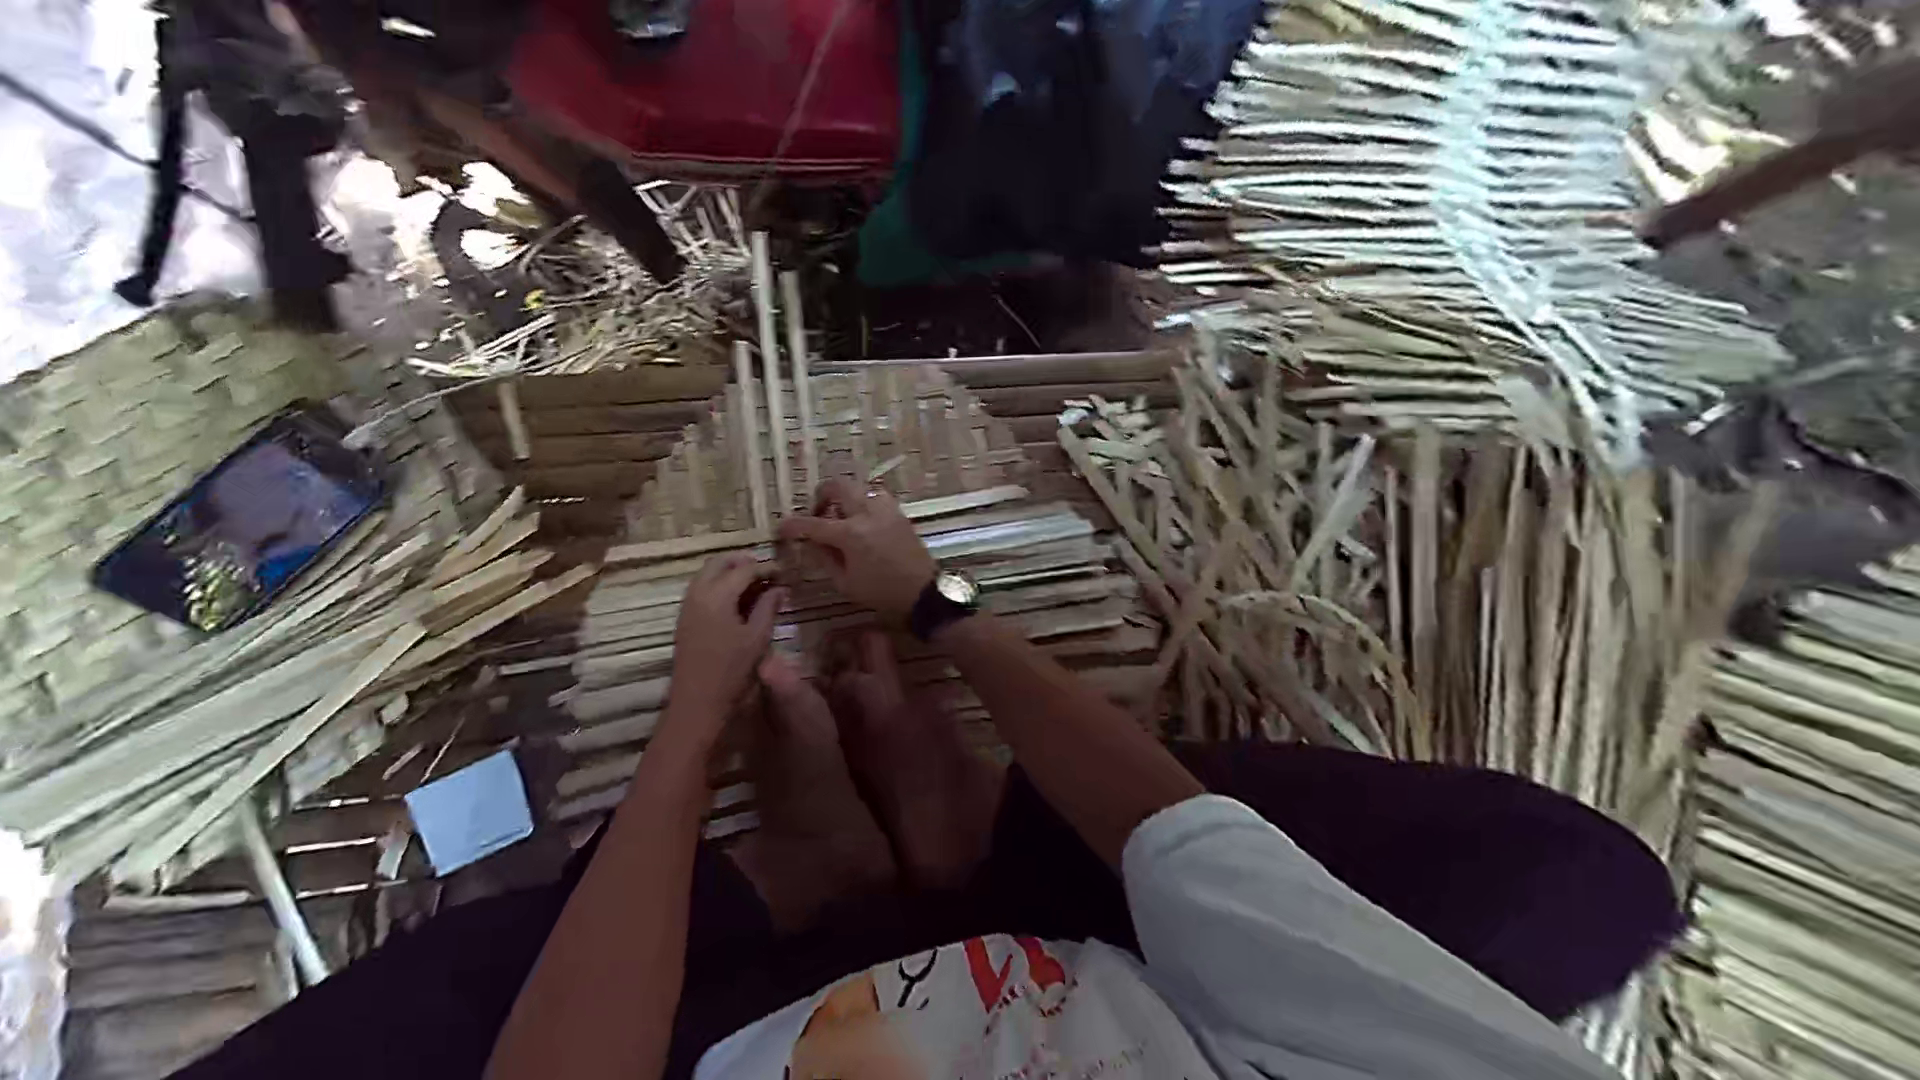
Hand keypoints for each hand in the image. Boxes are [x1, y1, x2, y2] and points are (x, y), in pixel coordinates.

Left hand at [664, 553, 784, 732]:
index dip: (766, 567)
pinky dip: (719, 584)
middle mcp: (698, 593)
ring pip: (708, 573)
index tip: (784, 572)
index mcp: (717, 595)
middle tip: (767, 572)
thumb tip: (779, 588)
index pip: (744, 569)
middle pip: (720, 562)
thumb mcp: (757, 638)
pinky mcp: (685, 617)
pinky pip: (702, 587)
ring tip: (755, 584)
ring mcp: (688, 605)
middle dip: (743, 562)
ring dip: (730, 572)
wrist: (697, 701)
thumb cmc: (731, 670)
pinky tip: (737, 599)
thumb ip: (768, 607)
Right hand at [776, 478, 936, 622]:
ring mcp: (885, 509)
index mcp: (850, 534)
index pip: (813, 524)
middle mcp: (866, 514)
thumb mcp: (844, 582)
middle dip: (820, 496)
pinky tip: (862, 519)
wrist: (923, 592)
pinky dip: (863, 501)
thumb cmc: (881, 592)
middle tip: (817, 513)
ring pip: (858, 487)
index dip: (792, 526)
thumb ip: (823, 558)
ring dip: (844, 496)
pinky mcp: (898, 512)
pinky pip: (876, 495)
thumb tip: (810, 542)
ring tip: (841, 516)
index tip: (781, 529)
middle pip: (837, 486)